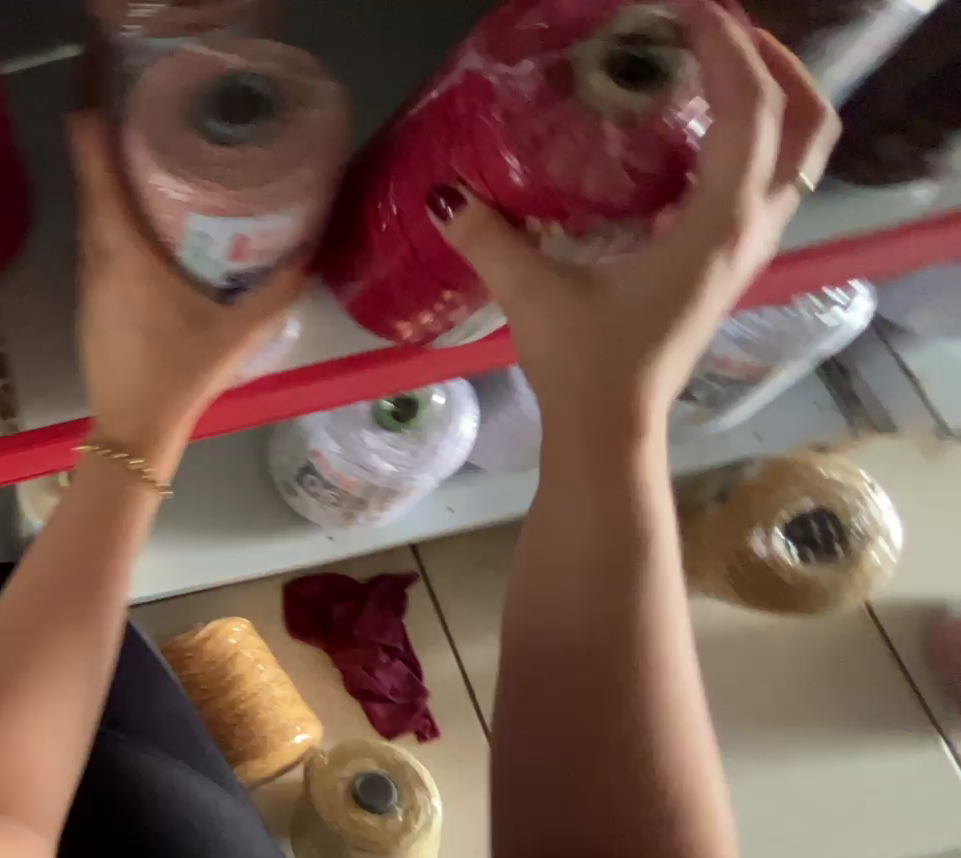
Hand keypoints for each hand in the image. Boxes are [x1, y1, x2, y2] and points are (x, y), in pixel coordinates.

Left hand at [68, 111, 307, 473]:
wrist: (133, 431)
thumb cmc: (181, 376)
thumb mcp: (239, 333)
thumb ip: (276, 291)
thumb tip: (308, 251)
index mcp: (126, 260)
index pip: (100, 187)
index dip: (90, 144)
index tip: (89, 109)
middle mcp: (97, 269)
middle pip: (91, 203)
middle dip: (100, 163)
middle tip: (125, 131)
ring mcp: (87, 295)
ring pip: (89, 234)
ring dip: (102, 201)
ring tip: (130, 174)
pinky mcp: (87, 316)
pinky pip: (93, 261)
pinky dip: (106, 237)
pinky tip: (133, 239)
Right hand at [431, 4, 837, 443]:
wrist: (608, 424)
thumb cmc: (584, 361)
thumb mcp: (532, 294)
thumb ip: (489, 241)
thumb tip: (443, 196)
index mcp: (719, 223)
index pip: (752, 109)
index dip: (728, 48)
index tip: (688, 12)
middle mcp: (751, 228)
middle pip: (806, 120)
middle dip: (773, 64)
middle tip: (715, 38)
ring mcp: (744, 251)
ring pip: (796, 155)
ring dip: (772, 104)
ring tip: (715, 81)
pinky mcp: (723, 270)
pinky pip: (762, 186)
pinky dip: (747, 148)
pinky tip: (691, 155)